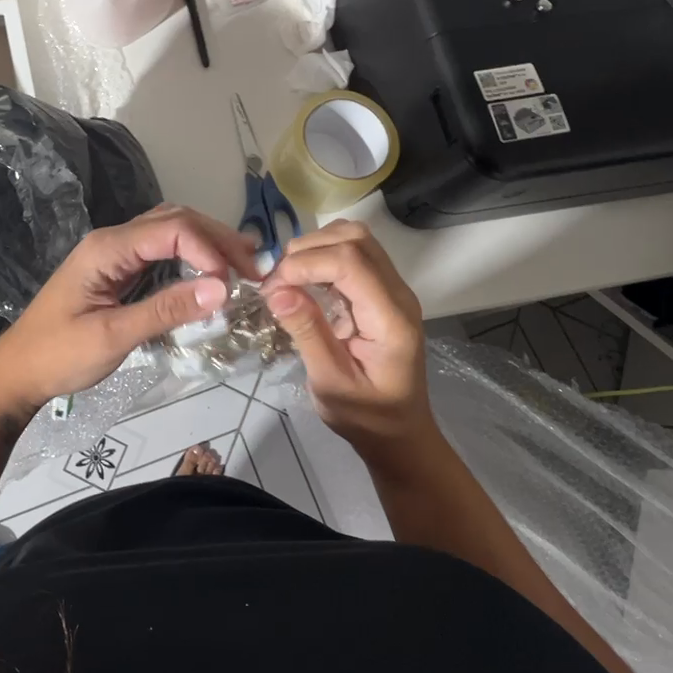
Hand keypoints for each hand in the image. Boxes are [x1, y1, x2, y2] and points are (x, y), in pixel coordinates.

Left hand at [0, 205, 261, 411]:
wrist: (18, 373)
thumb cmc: (58, 356)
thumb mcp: (113, 336)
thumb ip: (166, 310)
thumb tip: (222, 289)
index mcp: (107, 248)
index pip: (171, 229)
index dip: (209, 249)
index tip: (234, 284)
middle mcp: (112, 241)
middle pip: (175, 221)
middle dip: (218, 240)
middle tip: (255, 270)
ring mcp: (114, 254)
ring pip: (170, 232)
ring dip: (208, 244)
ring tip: (245, 266)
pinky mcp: (117, 271)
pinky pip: (161, 252)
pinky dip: (191, 258)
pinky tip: (212, 274)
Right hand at [260, 220, 432, 455]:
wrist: (398, 433)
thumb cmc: (364, 416)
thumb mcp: (330, 382)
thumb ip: (307, 332)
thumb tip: (276, 290)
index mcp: (391, 319)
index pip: (351, 262)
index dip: (306, 263)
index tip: (273, 287)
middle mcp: (398, 294)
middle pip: (355, 239)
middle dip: (308, 249)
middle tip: (278, 281)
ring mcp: (393, 290)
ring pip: (355, 238)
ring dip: (315, 248)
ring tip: (288, 278)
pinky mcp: (382, 291)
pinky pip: (354, 254)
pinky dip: (323, 256)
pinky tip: (304, 282)